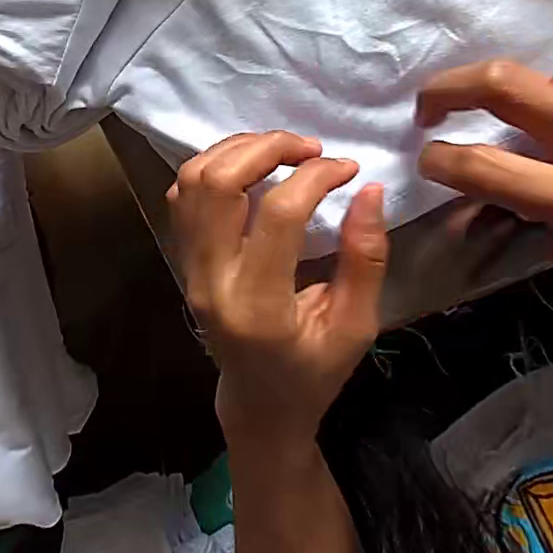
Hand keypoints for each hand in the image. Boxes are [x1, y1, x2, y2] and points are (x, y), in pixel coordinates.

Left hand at [169, 132, 388, 448]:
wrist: (260, 404)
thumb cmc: (315, 371)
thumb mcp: (357, 325)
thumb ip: (366, 258)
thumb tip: (369, 188)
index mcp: (259, 306)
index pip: (278, 214)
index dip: (316, 177)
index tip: (348, 169)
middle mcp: (211, 281)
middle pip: (220, 183)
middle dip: (269, 147)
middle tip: (311, 148)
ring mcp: (189, 269)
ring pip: (194, 180)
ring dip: (240, 149)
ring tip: (282, 150)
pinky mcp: (184, 260)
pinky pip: (184, 193)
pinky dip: (216, 165)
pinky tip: (252, 168)